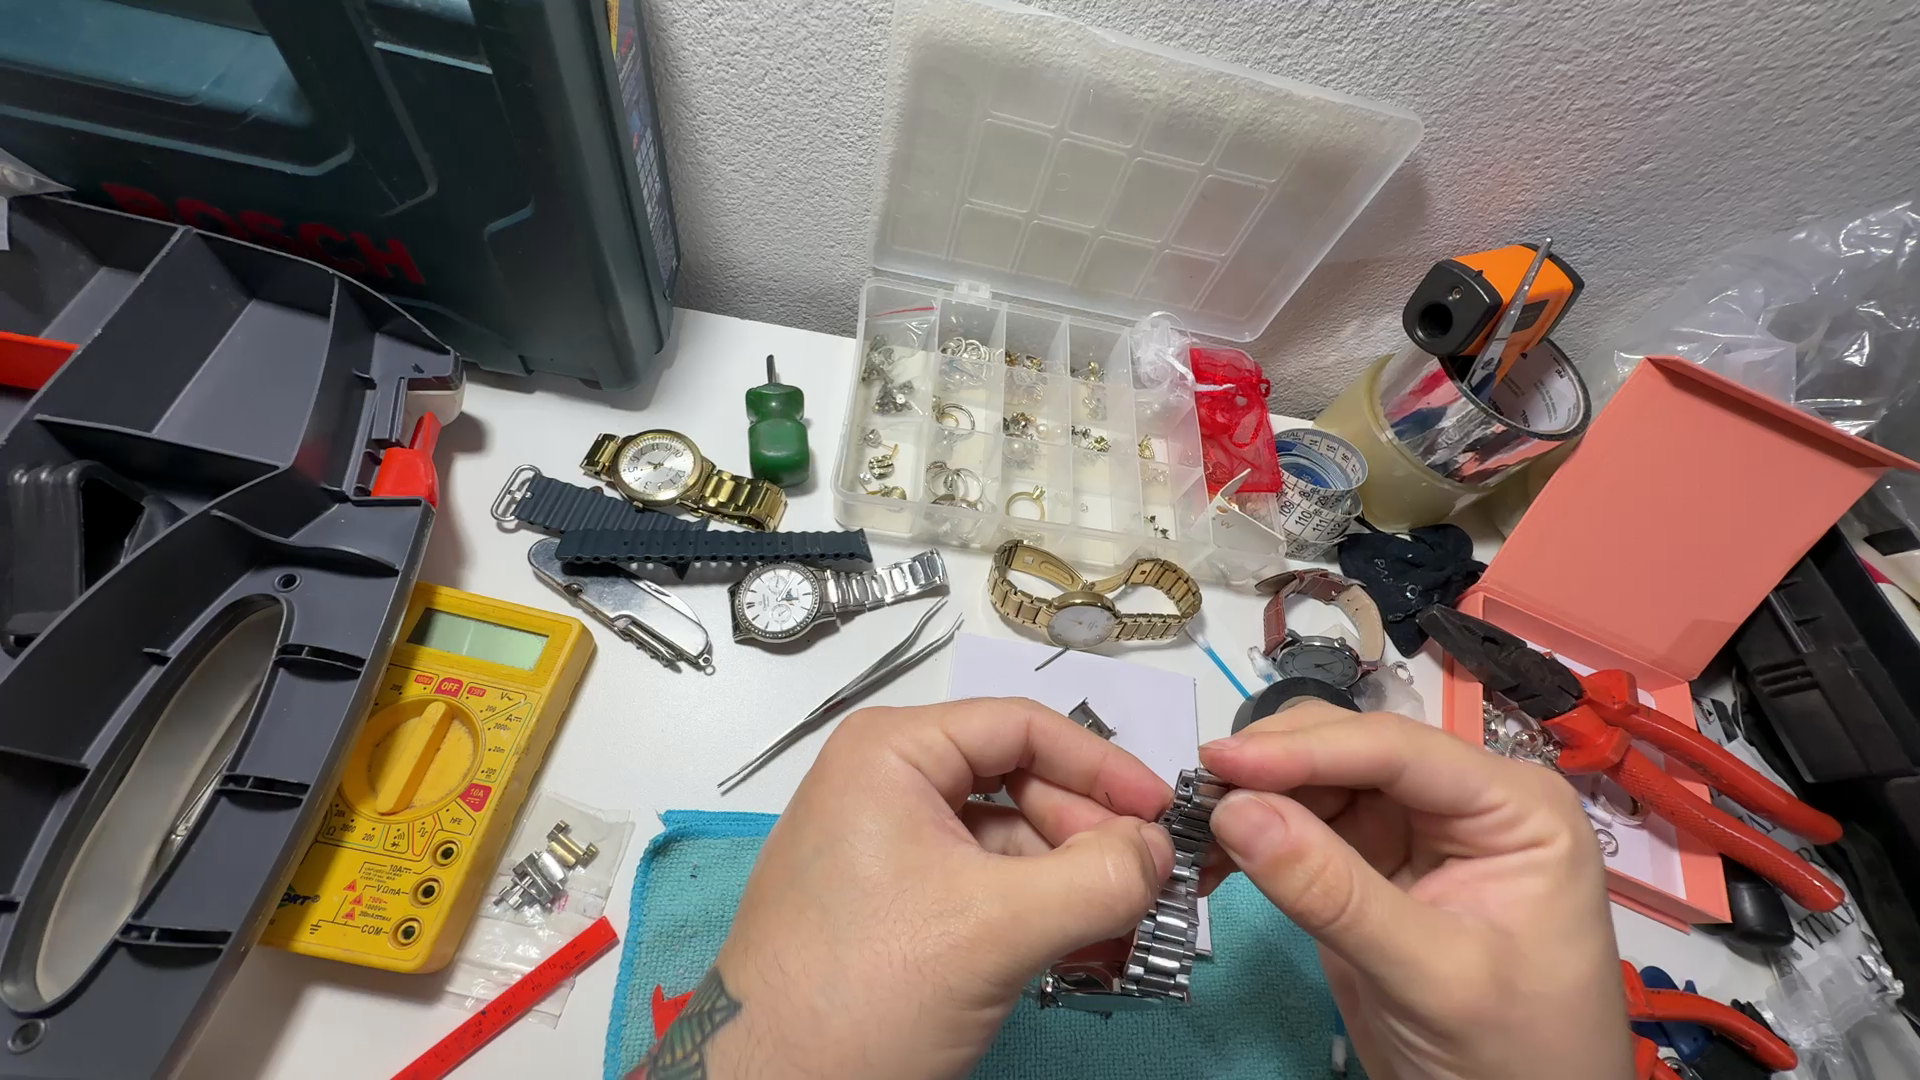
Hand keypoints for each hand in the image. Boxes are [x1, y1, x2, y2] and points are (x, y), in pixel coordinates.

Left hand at [635, 698, 1175, 1079]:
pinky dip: (1040, 910)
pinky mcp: (902, 893)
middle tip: (1153, 889)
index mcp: (895, 748)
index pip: (1020, 727)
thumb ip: (1098, 879)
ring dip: (1073, 883)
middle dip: (1089, 838)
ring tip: (1131, 931)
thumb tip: (1162, 848)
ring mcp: (894, 837)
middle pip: (1020, 784)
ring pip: (1010, 838)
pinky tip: (1089, 948)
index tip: (1162, 812)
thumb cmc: (868, 987)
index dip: (1100, 765)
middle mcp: (891, 777)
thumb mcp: (995, 928)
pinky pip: (987, 881)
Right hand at [1200, 704, 1631, 1079]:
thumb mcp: (1431, 977)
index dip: (1301, 748)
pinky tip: (1214, 850)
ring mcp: (1404, 818)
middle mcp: (1454, 792)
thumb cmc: (1511, 1055)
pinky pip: (1292, 814)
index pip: (1393, 749)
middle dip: (1268, 765)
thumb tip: (1233, 811)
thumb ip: (1332, 892)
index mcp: (1509, 805)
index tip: (1220, 760)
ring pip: (1306, 773)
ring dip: (1249, 793)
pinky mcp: (1361, 848)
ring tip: (1197, 825)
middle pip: (1342, 745)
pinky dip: (1249, 827)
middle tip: (1198, 794)